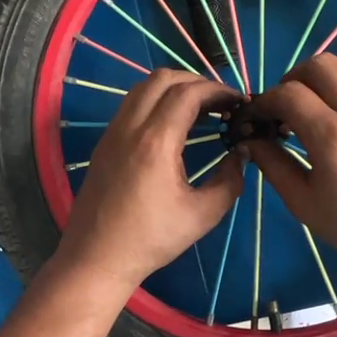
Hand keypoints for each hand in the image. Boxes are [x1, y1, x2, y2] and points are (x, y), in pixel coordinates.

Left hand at [53, 69, 244, 289]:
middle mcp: (130, 128)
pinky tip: (172, 127)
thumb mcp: (203, 215)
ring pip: (142, 89)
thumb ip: (230, 181)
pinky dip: (155, 102)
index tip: (238, 101)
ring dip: (172, 89)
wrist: (97, 258)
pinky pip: (130, 106)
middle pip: (162, 79)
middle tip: (219, 102)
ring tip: (198, 110)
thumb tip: (240, 154)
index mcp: (155, 142)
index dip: (217, 90)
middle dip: (195, 82)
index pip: (188, 93)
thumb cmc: (151, 239)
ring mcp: (112, 134)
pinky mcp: (104, 144)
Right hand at [246, 54, 336, 281]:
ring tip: (319, 102)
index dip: (265, 101)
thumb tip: (252, 141)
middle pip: (319, 65)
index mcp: (331, 136)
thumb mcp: (304, 204)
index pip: (288, 94)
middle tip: (287, 105)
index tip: (258, 117)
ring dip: (326, 76)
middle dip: (293, 79)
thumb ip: (274, 165)